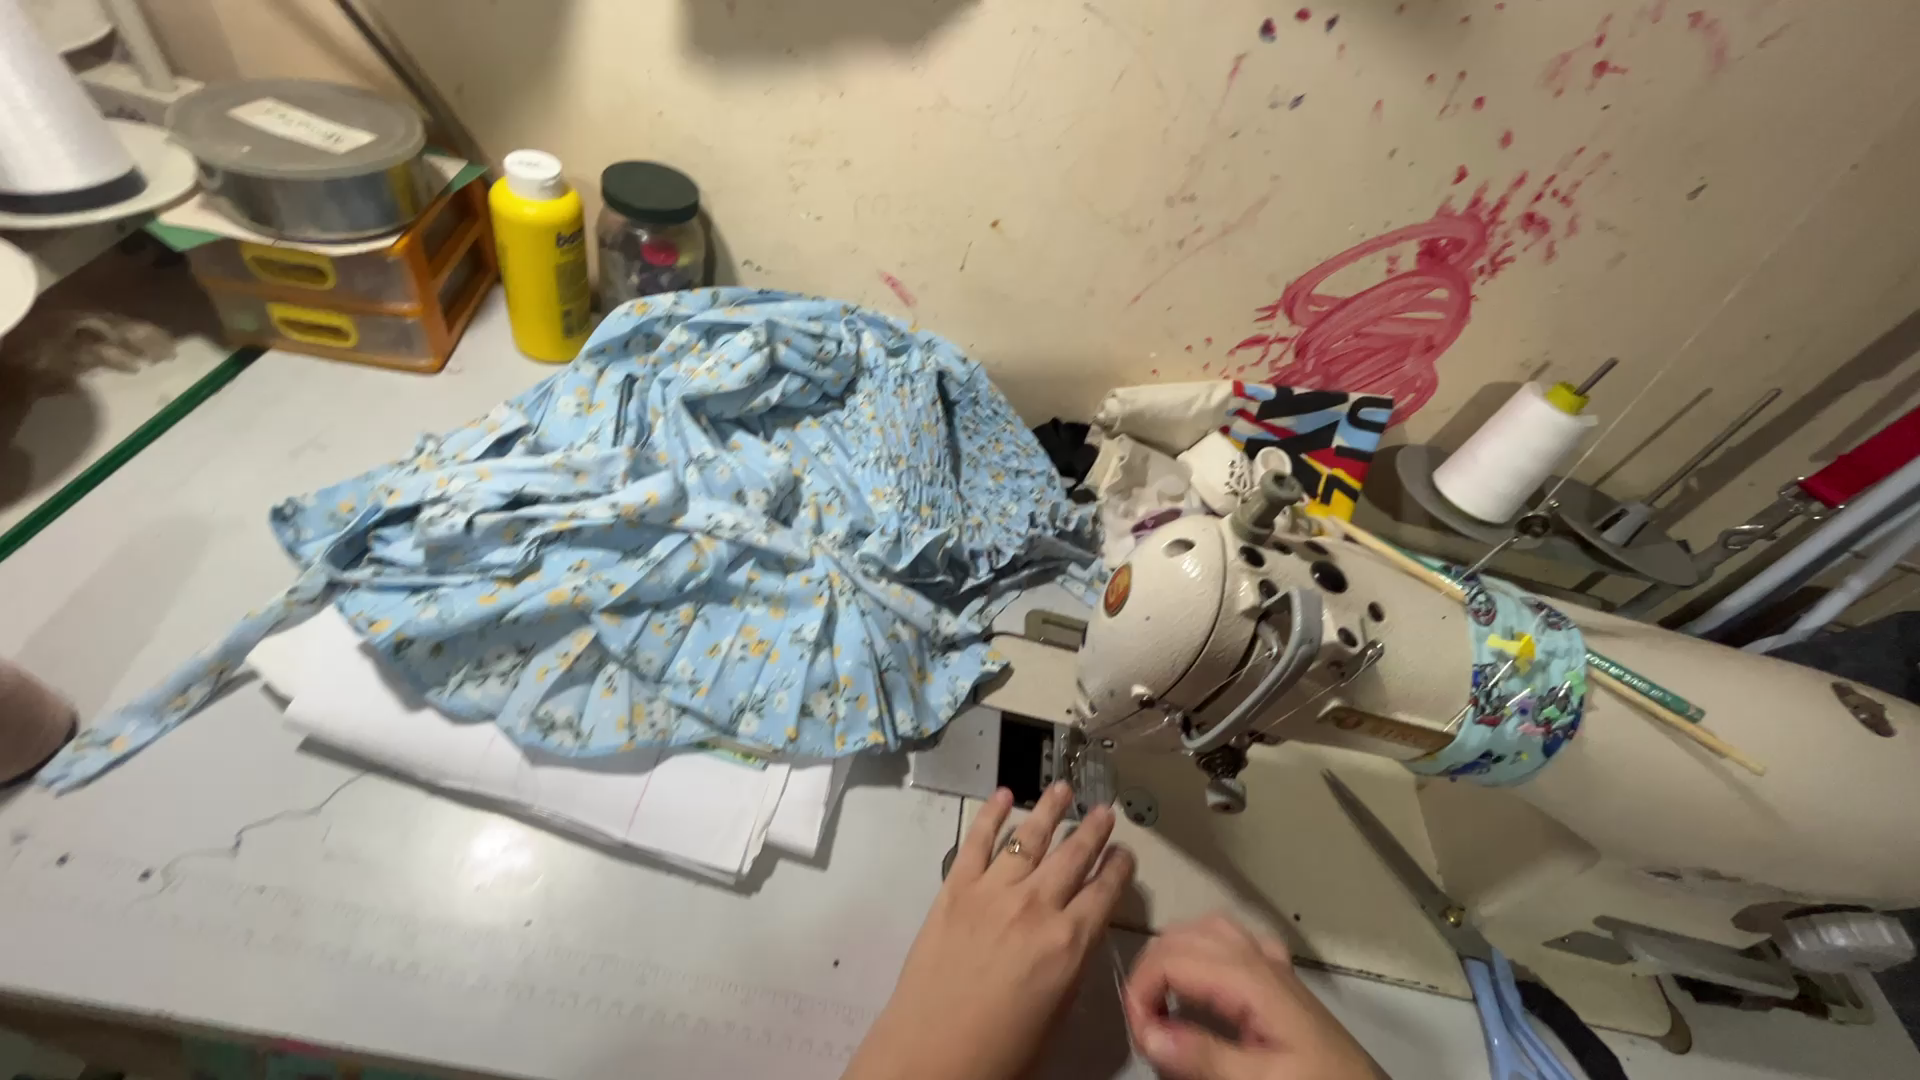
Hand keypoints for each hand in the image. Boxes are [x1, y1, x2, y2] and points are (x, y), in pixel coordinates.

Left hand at [844, 783, 1135, 1079]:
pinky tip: (1003, 795)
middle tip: (1105, 810)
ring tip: (1062, 788)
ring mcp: (994, 890)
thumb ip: (1070, 961)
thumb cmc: (1003, 1048)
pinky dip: (991, 814)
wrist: (931, 1053)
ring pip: (1029, 838)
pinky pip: (978, 841)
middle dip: (1093, 830)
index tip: (1126, 850)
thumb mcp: (1057, 1010)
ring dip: (1049, 810)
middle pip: (1073, 856)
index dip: (1118, 868)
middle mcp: (1036, 905)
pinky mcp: (956, 886)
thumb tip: (1078, 926)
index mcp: (1068, 942)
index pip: (1104, 891)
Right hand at [1125, 915, 1386, 1079]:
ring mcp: (1269, 959)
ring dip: (1173, 955)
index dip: (1140, 992)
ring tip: (1164, 1000)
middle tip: (1146, 1027)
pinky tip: (1207, 980)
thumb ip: (1203, 1056)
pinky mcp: (1279, 973)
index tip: (1140, 1037)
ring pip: (1202, 928)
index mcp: (1247, 976)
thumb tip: (1147, 1032)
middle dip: (1149, 973)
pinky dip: (1205, 949)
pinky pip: (1232, 938)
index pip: (1169, 959)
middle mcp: (1254, 954)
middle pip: (1179, 937)